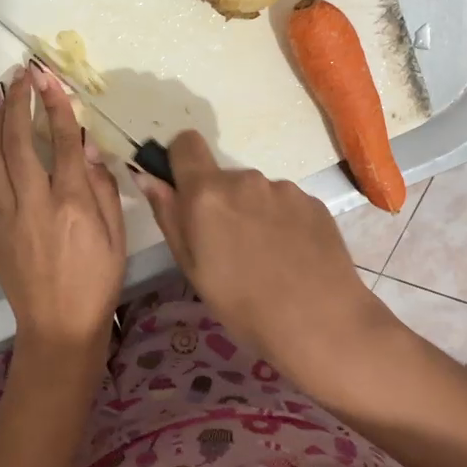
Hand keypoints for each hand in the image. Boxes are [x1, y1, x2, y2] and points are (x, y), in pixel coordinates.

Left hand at [0, 64, 127, 355]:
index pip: (63, 141)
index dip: (56, 104)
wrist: (60, 328)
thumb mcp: (117, 237)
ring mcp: (4, 220)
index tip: (49, 78)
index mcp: (71, 204)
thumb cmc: (97, 284)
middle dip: (18, 103)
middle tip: (19, 77)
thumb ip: (103, 190)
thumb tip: (88, 148)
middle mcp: (33, 204)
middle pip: (19, 142)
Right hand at [134, 131, 382, 365]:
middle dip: (219, 202)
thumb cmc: (242, 304)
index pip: (185, 143)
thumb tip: (147, 177)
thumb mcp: (191, 267)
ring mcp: (283, 188)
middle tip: (228, 248)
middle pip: (222, 177)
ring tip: (265, 257)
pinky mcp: (313, 202)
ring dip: (252, 213)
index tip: (184, 193)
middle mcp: (245, 179)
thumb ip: (169, 215)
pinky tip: (291, 257)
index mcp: (207, 193)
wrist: (320, 322)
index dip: (181, 162)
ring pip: (255, 192)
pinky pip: (285, 204)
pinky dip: (282, 222)